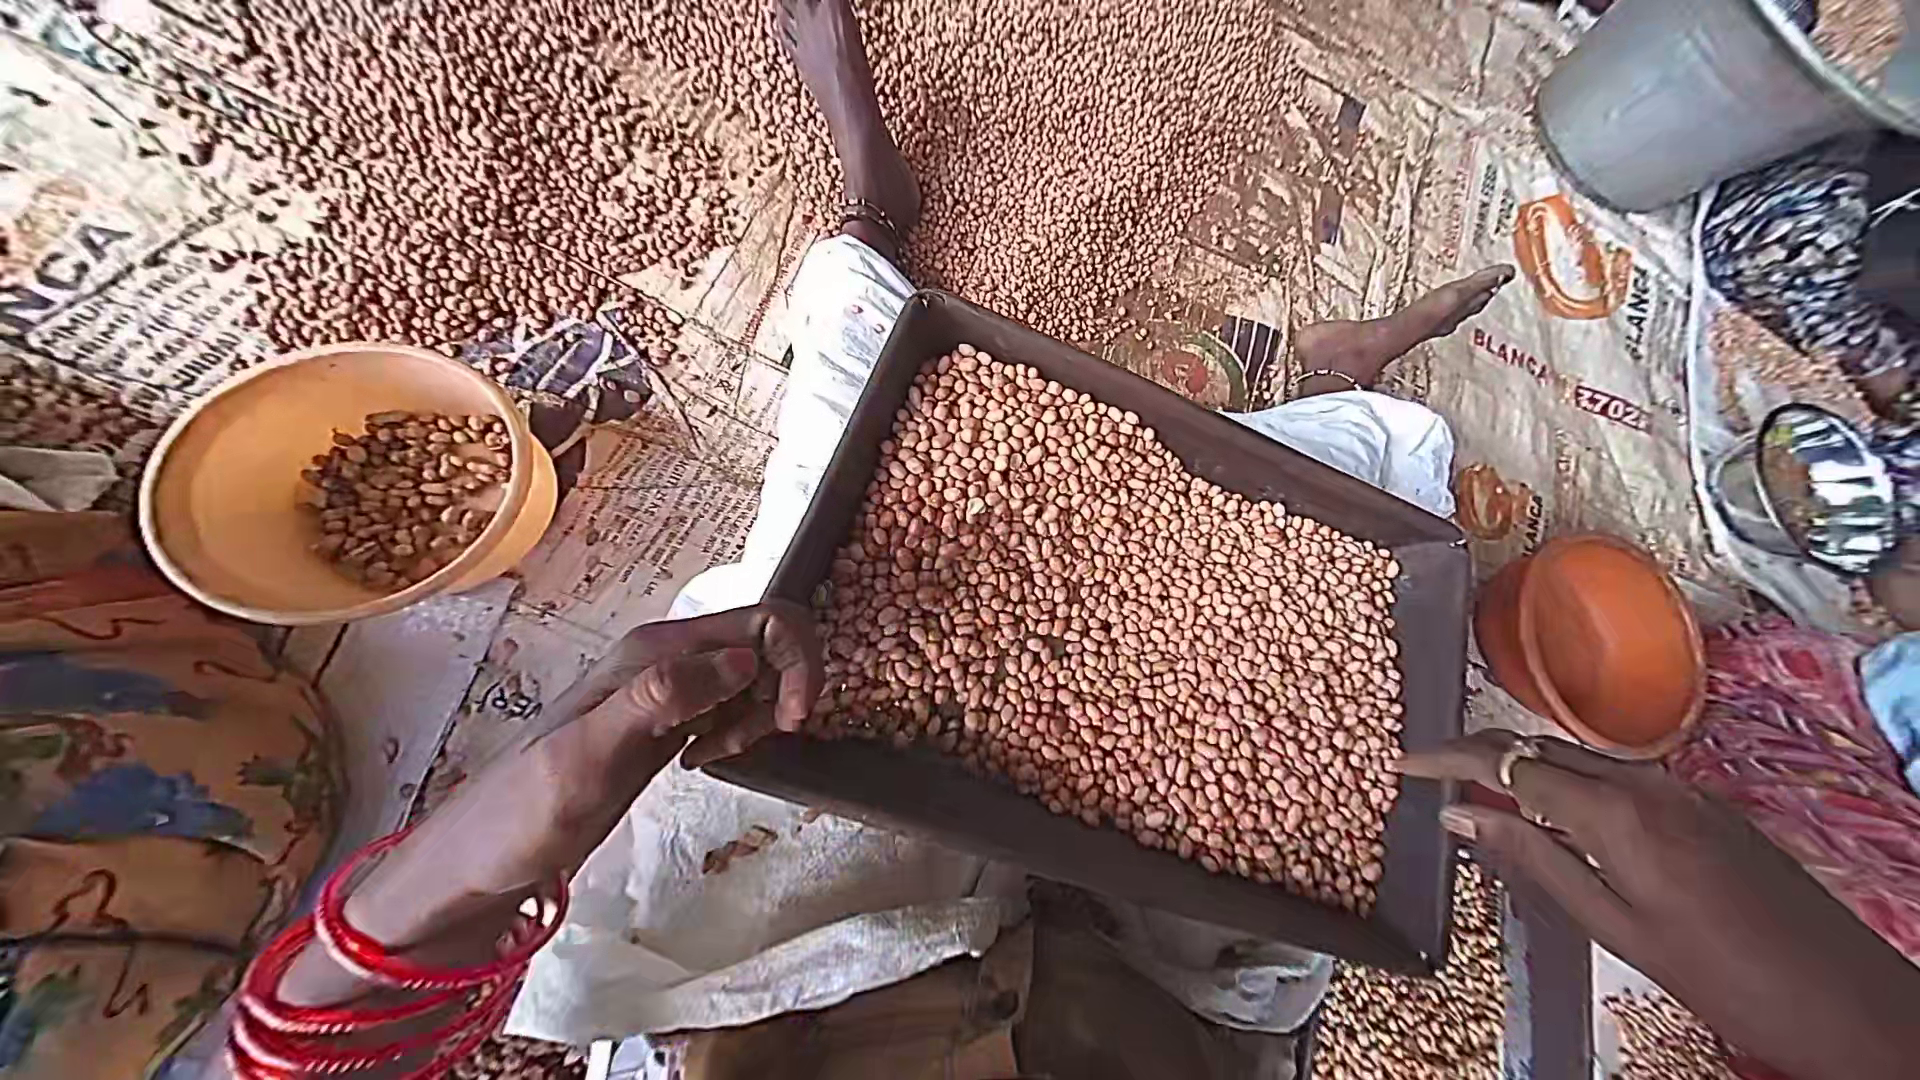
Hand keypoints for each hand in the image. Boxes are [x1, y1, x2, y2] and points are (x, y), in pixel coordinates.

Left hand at [336, 601, 822, 953]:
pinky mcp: (677, 716)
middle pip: (769, 641)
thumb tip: (745, 660)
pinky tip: (705, 757)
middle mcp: (673, 656)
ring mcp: (675, 686)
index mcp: (658, 648)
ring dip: (763, 711)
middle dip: (786, 684)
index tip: (792, 718)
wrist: (483, 862)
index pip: (763, 621)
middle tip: (766, 735)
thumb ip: (663, 697)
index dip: (796, 659)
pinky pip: (738, 703)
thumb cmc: (526, 812)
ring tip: (718, 753)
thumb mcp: (590, 756)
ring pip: (760, 673)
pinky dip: (743, 728)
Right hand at [1403, 731, 1919, 1079]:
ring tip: (1476, 787)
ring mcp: (1678, 787)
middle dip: (1473, 753)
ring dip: (1515, 762)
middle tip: (1430, 773)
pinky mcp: (1700, 800)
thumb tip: (1455, 815)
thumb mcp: (1613, 925)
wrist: (1874, 1016)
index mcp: (1616, 813)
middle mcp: (1644, 782)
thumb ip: (1529, 857)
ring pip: (1568, 753)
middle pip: (1532, 746)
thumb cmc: (1726, 980)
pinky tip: (1548, 806)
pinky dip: (1559, 776)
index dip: (1444, 759)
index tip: (1402, 763)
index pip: (1504, 764)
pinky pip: (1607, 770)